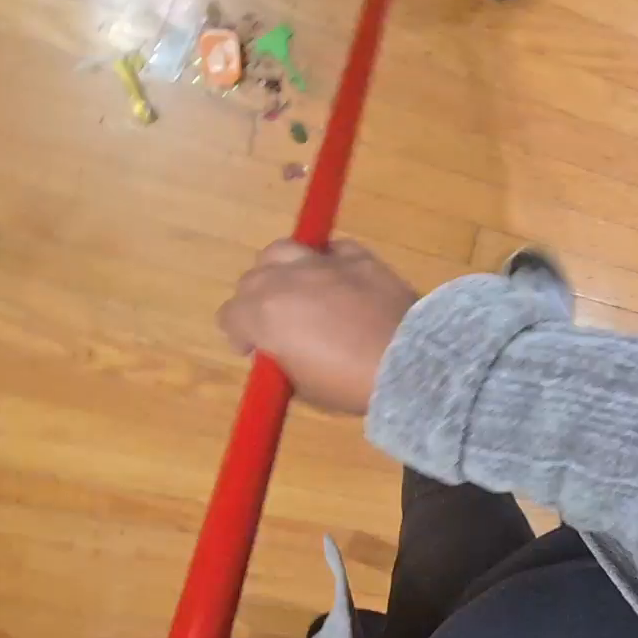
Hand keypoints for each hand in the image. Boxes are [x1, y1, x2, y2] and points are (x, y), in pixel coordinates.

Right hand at [217, 239, 418, 414]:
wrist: (408, 361)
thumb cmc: (351, 383)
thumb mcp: (304, 388)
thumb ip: (283, 362)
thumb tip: (281, 352)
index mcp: (264, 314)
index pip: (229, 315)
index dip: (239, 334)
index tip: (254, 350)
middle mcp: (285, 279)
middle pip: (251, 279)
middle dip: (256, 302)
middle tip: (277, 324)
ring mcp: (322, 262)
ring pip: (282, 251)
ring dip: (281, 270)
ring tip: (297, 291)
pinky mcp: (357, 256)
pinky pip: (330, 249)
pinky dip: (327, 261)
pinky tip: (337, 279)